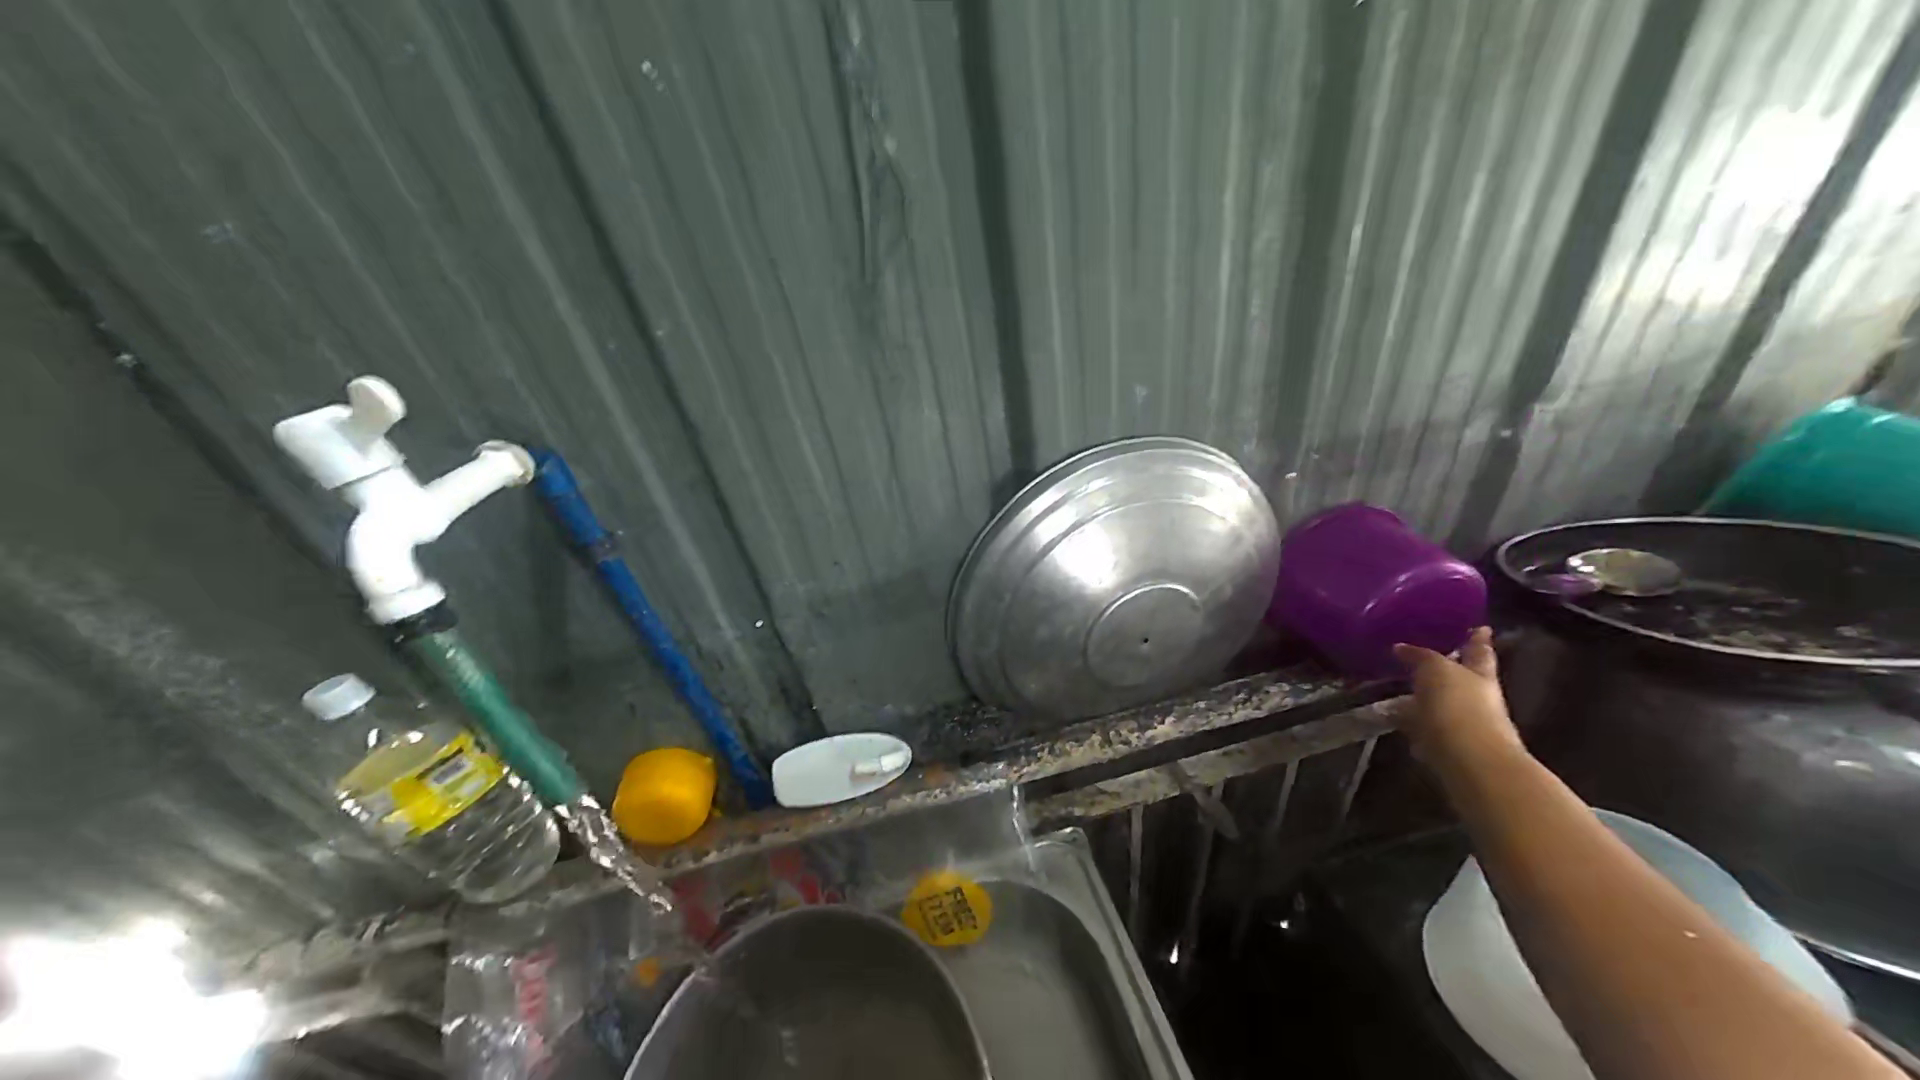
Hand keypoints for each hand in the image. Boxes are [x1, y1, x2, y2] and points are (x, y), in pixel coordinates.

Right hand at [1391, 627, 1525, 777]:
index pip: (1479, 651)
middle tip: (1421, 656)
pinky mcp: (1444, 746)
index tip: (1479, 626)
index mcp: (1480, 675)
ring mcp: (1462, 724)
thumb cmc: (1459, 707)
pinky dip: (1410, 720)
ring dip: (1421, 696)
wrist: (1470, 761)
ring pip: (1439, 703)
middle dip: (1445, 669)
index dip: (1477, 639)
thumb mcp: (1436, 670)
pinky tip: (1392, 717)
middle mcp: (1476, 698)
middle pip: (1460, 678)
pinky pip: (1423, 725)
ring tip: (1395, 686)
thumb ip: (1420, 657)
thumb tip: (1401, 647)